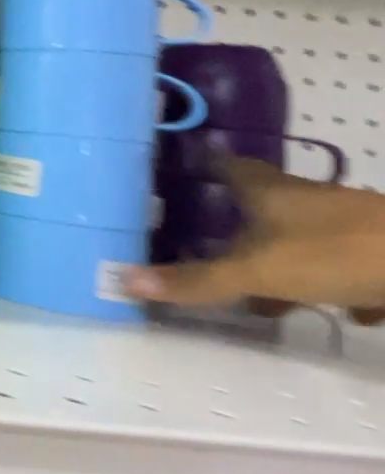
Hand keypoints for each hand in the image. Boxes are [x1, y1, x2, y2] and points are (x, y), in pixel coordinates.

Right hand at [126, 156, 384, 320]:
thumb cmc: (341, 253)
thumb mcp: (258, 272)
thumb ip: (195, 279)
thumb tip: (120, 279)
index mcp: (269, 190)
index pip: (225, 165)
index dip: (201, 167)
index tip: (179, 173)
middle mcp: (307, 198)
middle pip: (264, 202)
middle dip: (238, 222)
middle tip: (205, 242)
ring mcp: (353, 224)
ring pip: (305, 234)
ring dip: (285, 256)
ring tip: (265, 293)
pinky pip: (349, 263)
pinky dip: (337, 281)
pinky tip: (340, 308)